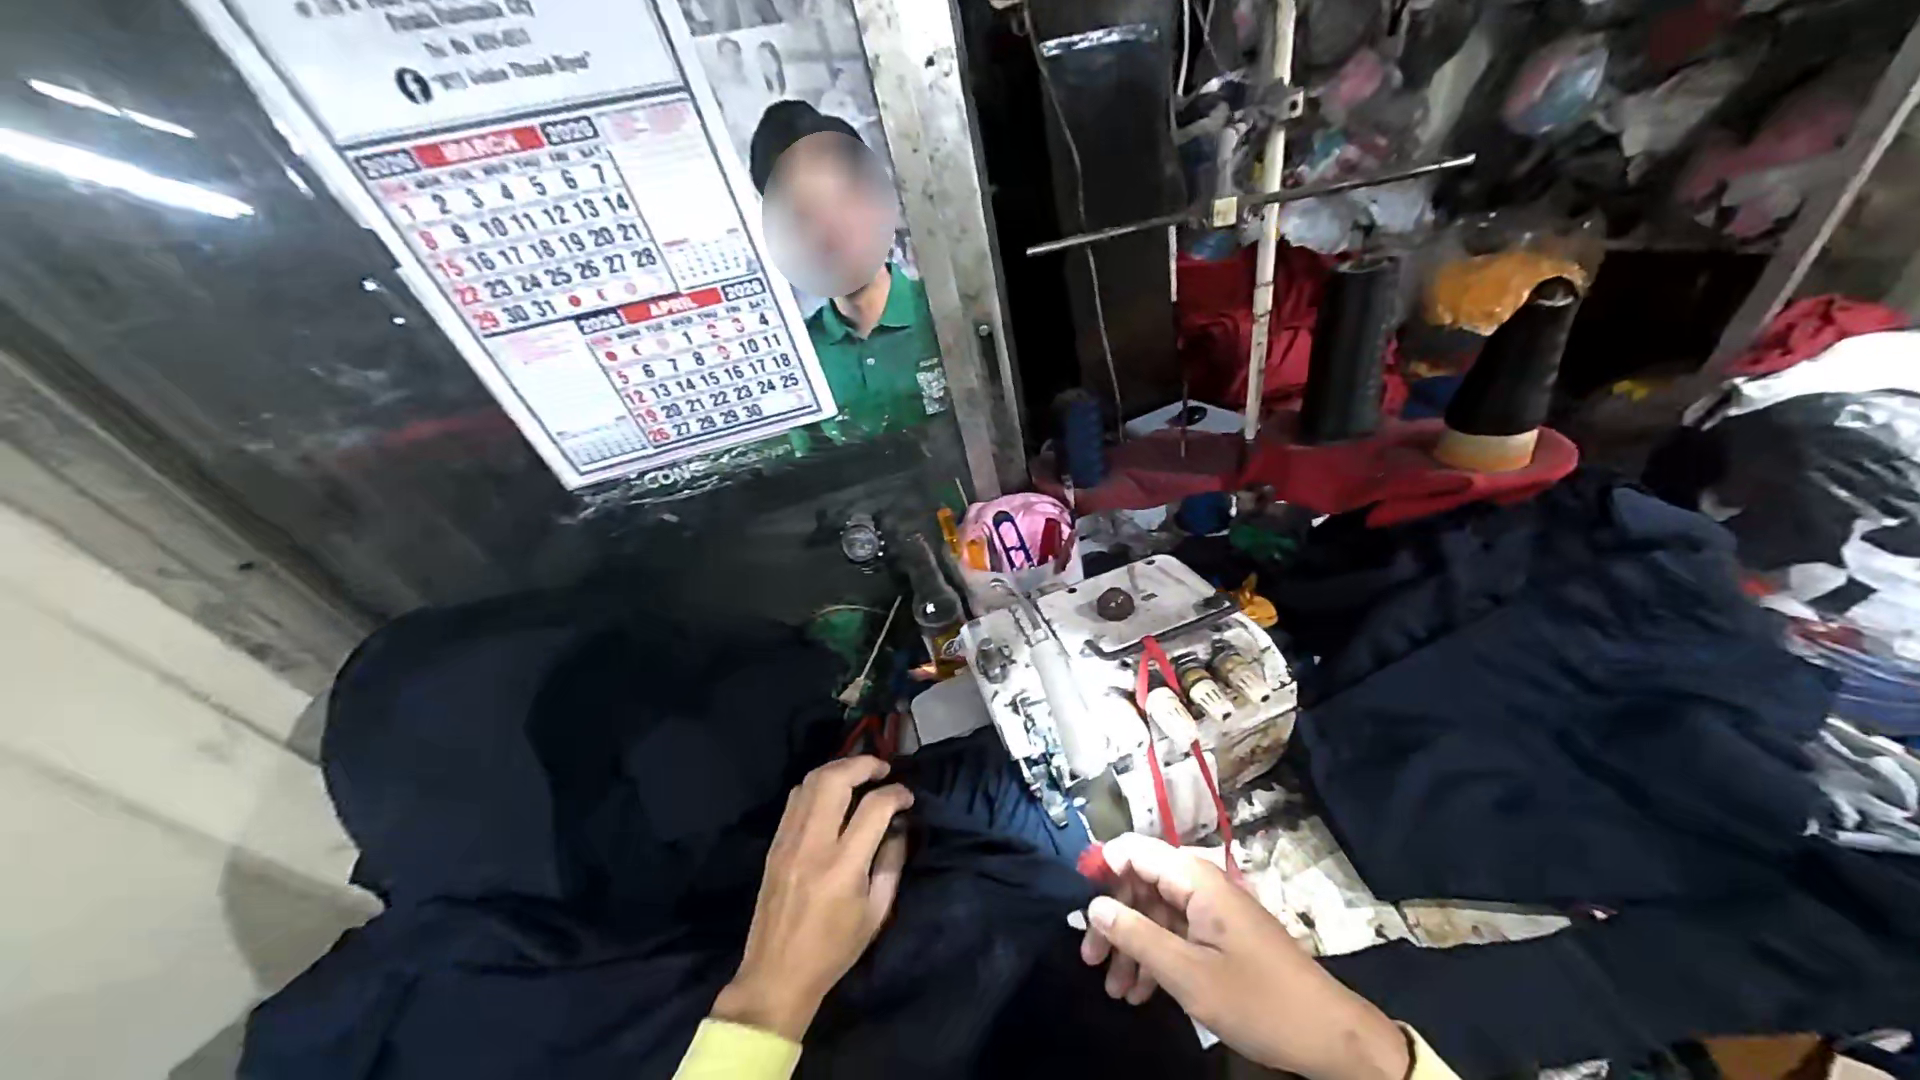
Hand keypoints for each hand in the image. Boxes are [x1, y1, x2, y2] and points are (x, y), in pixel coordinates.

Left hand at [712, 756, 913, 1040]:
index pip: (874, 808)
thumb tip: (899, 826)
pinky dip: (818, 784)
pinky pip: (795, 798)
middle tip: (883, 768)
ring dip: (839, 768)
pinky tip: (833, 791)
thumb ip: (891, 862)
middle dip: (863, 764)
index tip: (908, 797)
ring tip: (860, 773)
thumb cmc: (834, 950)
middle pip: (835, 780)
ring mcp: (788, 841)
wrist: (776, 975)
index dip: (896, 794)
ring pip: (811, 782)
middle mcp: (812, 845)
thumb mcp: (877, 912)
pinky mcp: (774, 844)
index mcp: (843, 866)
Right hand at [1080, 834, 1410, 1079]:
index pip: (1134, 850)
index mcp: (1195, 878)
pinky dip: (1154, 958)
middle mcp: (1200, 884)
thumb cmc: (1257, 1000)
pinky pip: (1174, 933)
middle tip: (1090, 958)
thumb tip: (1093, 905)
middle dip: (1112, 919)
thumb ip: (1136, 935)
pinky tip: (1138, 993)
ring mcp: (1210, 910)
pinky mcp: (1218, 935)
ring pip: (1153, 912)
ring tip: (1113, 987)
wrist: (1330, 1037)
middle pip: (1140, 884)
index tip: (1076, 902)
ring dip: (1130, 946)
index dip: (1101, 868)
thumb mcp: (1187, 974)